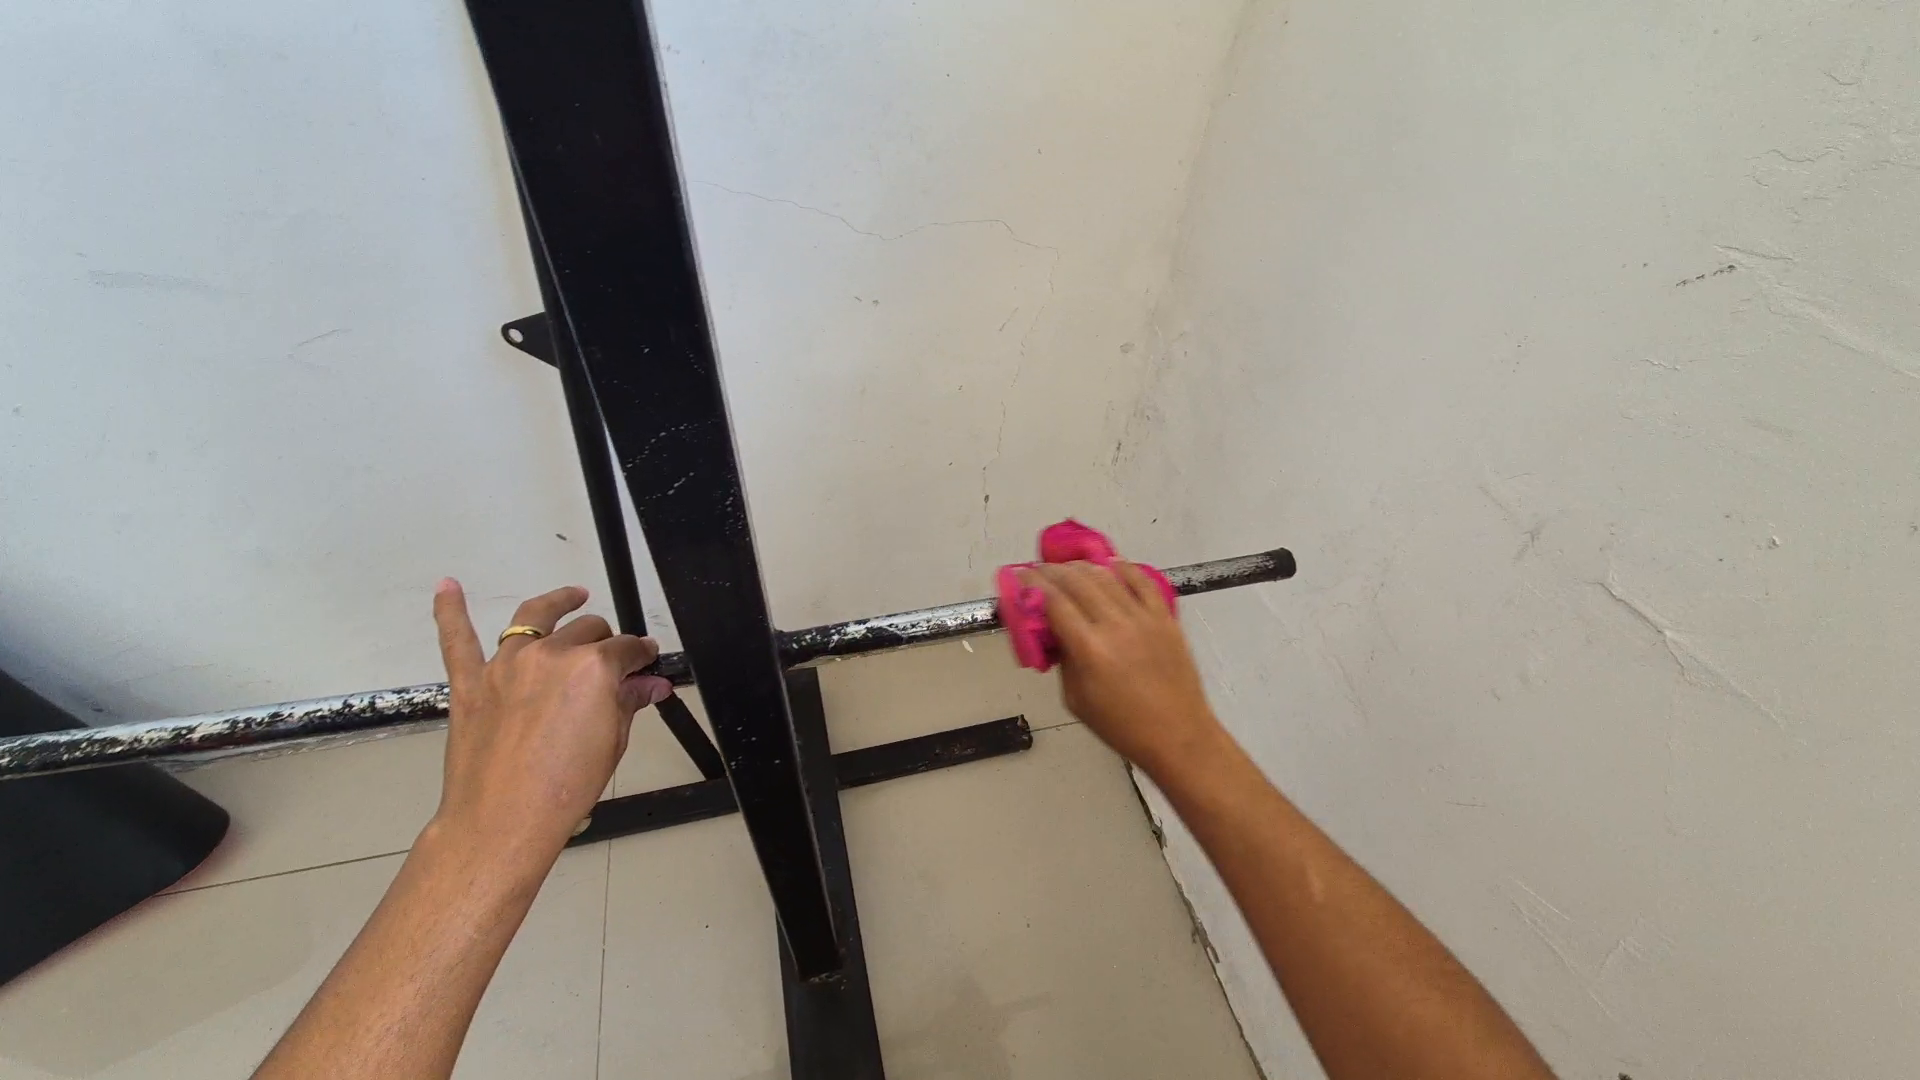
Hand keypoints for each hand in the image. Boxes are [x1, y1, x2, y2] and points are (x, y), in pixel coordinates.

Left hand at [426, 580, 674, 868]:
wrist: (503, 820)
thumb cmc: (569, 785)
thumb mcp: (612, 741)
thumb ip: (629, 702)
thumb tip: (651, 685)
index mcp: (594, 668)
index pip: (627, 648)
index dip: (641, 654)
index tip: (646, 661)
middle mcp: (552, 654)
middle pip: (588, 629)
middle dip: (607, 640)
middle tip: (615, 658)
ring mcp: (506, 664)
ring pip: (536, 616)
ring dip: (558, 604)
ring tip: (573, 597)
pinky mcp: (471, 682)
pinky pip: (457, 640)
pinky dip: (450, 611)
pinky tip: (447, 586)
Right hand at [1024, 561, 1226, 777]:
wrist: (1178, 736)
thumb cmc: (1121, 726)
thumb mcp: (1075, 699)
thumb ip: (1063, 659)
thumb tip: (1054, 631)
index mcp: (1089, 649)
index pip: (1053, 602)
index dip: (1033, 583)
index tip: (1020, 574)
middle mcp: (1115, 626)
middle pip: (1077, 582)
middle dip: (1053, 571)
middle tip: (1040, 570)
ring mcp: (1143, 618)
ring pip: (1107, 576)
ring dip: (1082, 566)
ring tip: (1068, 566)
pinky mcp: (1165, 618)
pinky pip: (1143, 582)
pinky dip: (1123, 568)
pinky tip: (1110, 565)